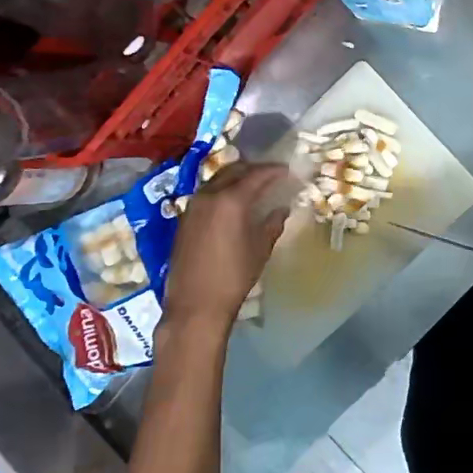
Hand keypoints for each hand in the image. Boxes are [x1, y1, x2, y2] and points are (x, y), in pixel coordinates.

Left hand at [162, 162, 293, 329]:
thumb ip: (273, 223)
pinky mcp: (185, 219)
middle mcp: (209, 196)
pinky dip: (224, 191)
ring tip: (255, 185)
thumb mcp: (261, 248)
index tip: (288, 170)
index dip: (274, 170)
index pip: (256, 175)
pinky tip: (234, 203)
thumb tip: (281, 209)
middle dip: (254, 169)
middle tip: (272, 174)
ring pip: (217, 180)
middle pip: (233, 171)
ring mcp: (193, 206)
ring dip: (237, 178)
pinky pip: (207, 194)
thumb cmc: (235, 275)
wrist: (195, 303)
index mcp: (231, 201)